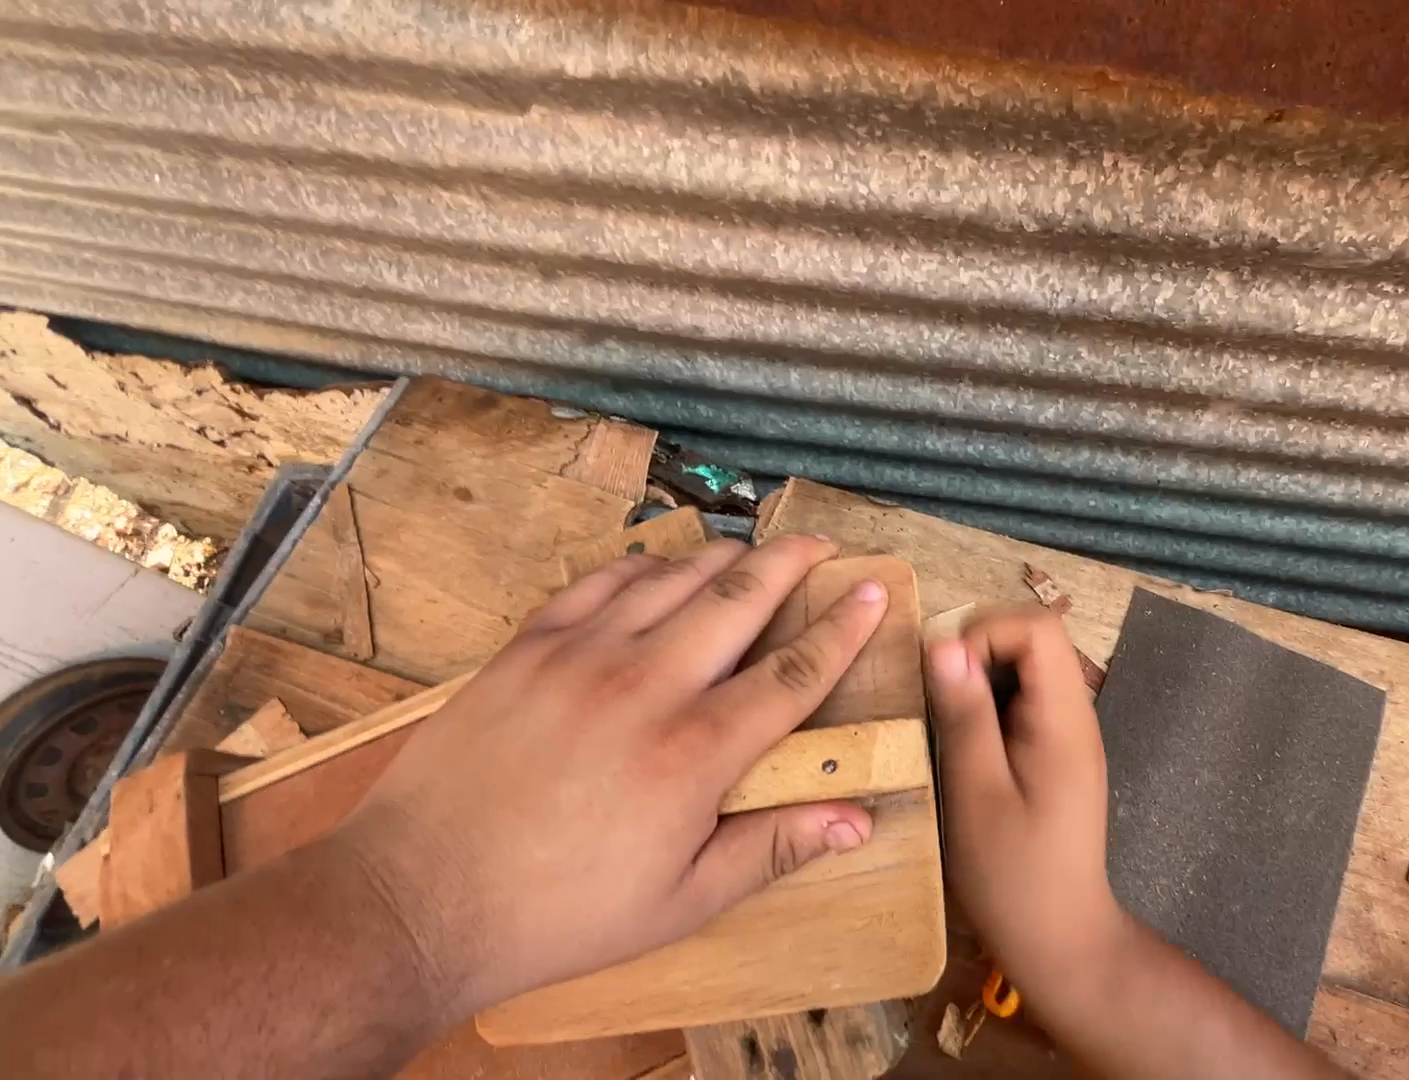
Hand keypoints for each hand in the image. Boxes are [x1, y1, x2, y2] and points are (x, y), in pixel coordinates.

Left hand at [324, 534, 889, 1017]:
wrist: (413, 902)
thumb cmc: (563, 911)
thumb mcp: (682, 901)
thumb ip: (775, 847)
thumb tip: (860, 821)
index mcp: (695, 753)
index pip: (794, 674)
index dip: (843, 628)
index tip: (872, 591)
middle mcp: (648, 686)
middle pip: (741, 599)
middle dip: (793, 561)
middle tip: (822, 540)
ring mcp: (583, 655)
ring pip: (677, 577)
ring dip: (727, 557)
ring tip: (755, 553)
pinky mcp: (531, 645)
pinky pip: (605, 580)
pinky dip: (649, 564)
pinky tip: (666, 570)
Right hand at [924, 608, 1124, 1015]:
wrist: (1059, 936)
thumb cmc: (1011, 874)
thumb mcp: (976, 792)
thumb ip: (964, 715)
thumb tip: (942, 644)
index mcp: (1064, 720)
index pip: (1039, 629)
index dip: (986, 632)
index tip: (945, 672)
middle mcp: (1076, 715)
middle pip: (1037, 639)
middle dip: (981, 648)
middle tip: (939, 691)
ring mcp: (1070, 732)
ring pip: (1030, 666)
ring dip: (983, 674)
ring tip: (947, 714)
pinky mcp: (1059, 749)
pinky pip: (1027, 697)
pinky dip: (991, 699)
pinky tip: (967, 737)